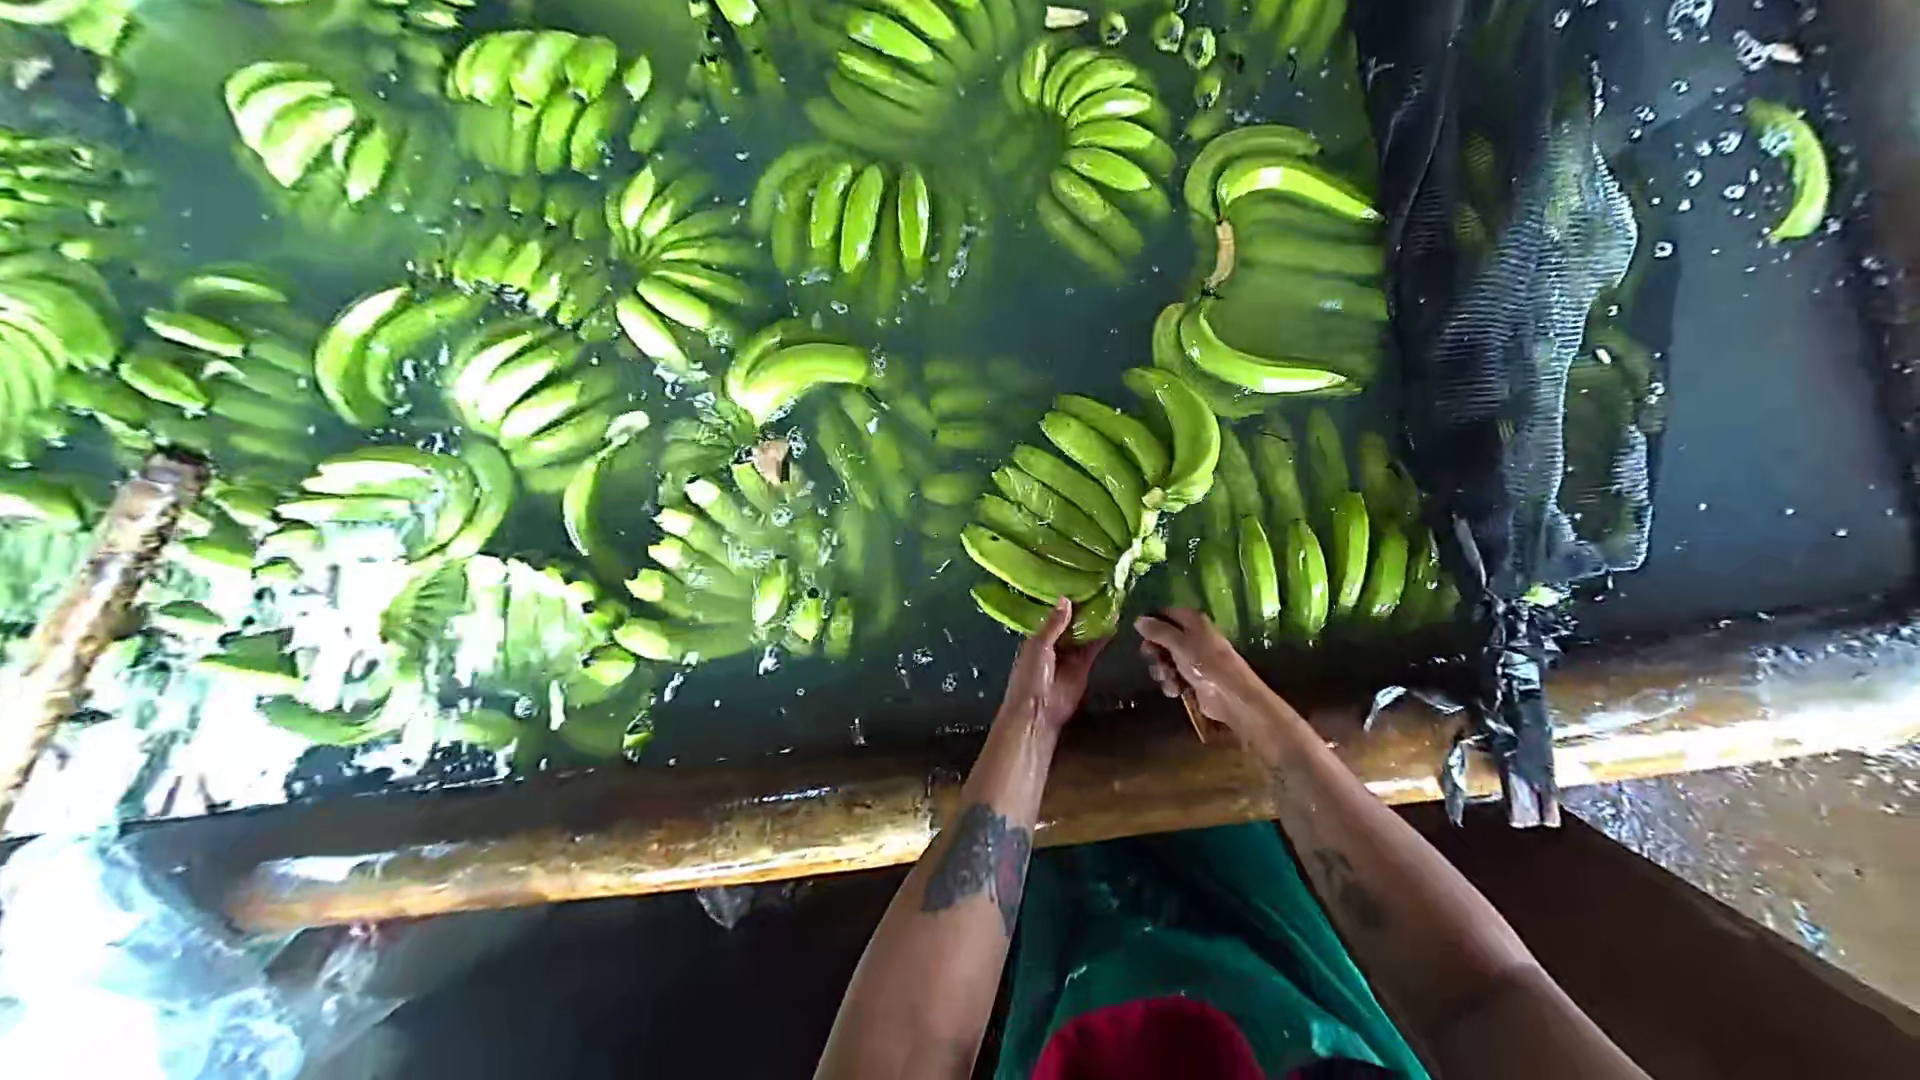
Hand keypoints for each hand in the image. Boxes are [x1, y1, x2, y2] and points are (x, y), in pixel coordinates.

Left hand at [998, 596, 1109, 737]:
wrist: (1038, 710)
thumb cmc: (1030, 675)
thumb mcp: (1039, 645)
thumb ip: (1053, 624)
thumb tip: (1065, 599)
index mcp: (1038, 636)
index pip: (1052, 614)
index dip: (1064, 601)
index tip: (1077, 582)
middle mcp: (1054, 642)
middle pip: (1071, 622)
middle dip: (1082, 608)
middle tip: (1099, 586)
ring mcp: (1070, 653)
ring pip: (1084, 633)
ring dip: (1095, 620)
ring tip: (1110, 599)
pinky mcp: (1084, 665)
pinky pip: (1094, 647)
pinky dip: (1103, 636)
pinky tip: (1114, 622)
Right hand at [1135, 608, 1290, 757]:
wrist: (1231, 696)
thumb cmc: (1205, 663)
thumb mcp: (1179, 643)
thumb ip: (1157, 630)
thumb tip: (1138, 620)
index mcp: (1193, 622)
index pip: (1165, 614)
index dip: (1151, 624)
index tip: (1140, 634)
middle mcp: (1193, 637)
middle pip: (1162, 639)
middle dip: (1155, 652)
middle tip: (1153, 659)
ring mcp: (1193, 658)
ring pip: (1165, 660)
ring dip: (1162, 671)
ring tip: (1170, 679)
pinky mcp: (1193, 678)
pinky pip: (1173, 676)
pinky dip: (1172, 683)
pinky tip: (1176, 690)